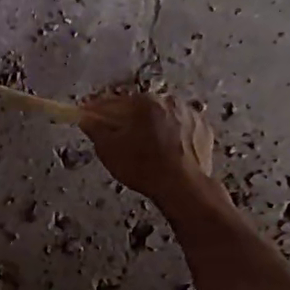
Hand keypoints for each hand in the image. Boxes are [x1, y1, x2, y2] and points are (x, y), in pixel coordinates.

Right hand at [79, 89, 218, 209]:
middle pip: (139, 107)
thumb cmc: (143, 167)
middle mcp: (169, 102)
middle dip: (126, 118)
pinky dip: (170, 134)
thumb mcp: (108, 149)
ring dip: (150, 125)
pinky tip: (163, 151)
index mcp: (144, 103)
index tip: (86, 112)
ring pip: (161, 116)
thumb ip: (95, 129)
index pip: (113, 101)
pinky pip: (180, 127)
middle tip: (116, 135)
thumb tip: (86, 118)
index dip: (96, 108)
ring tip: (142, 147)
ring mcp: (189, 115)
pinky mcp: (203, 130)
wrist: (183, 187)